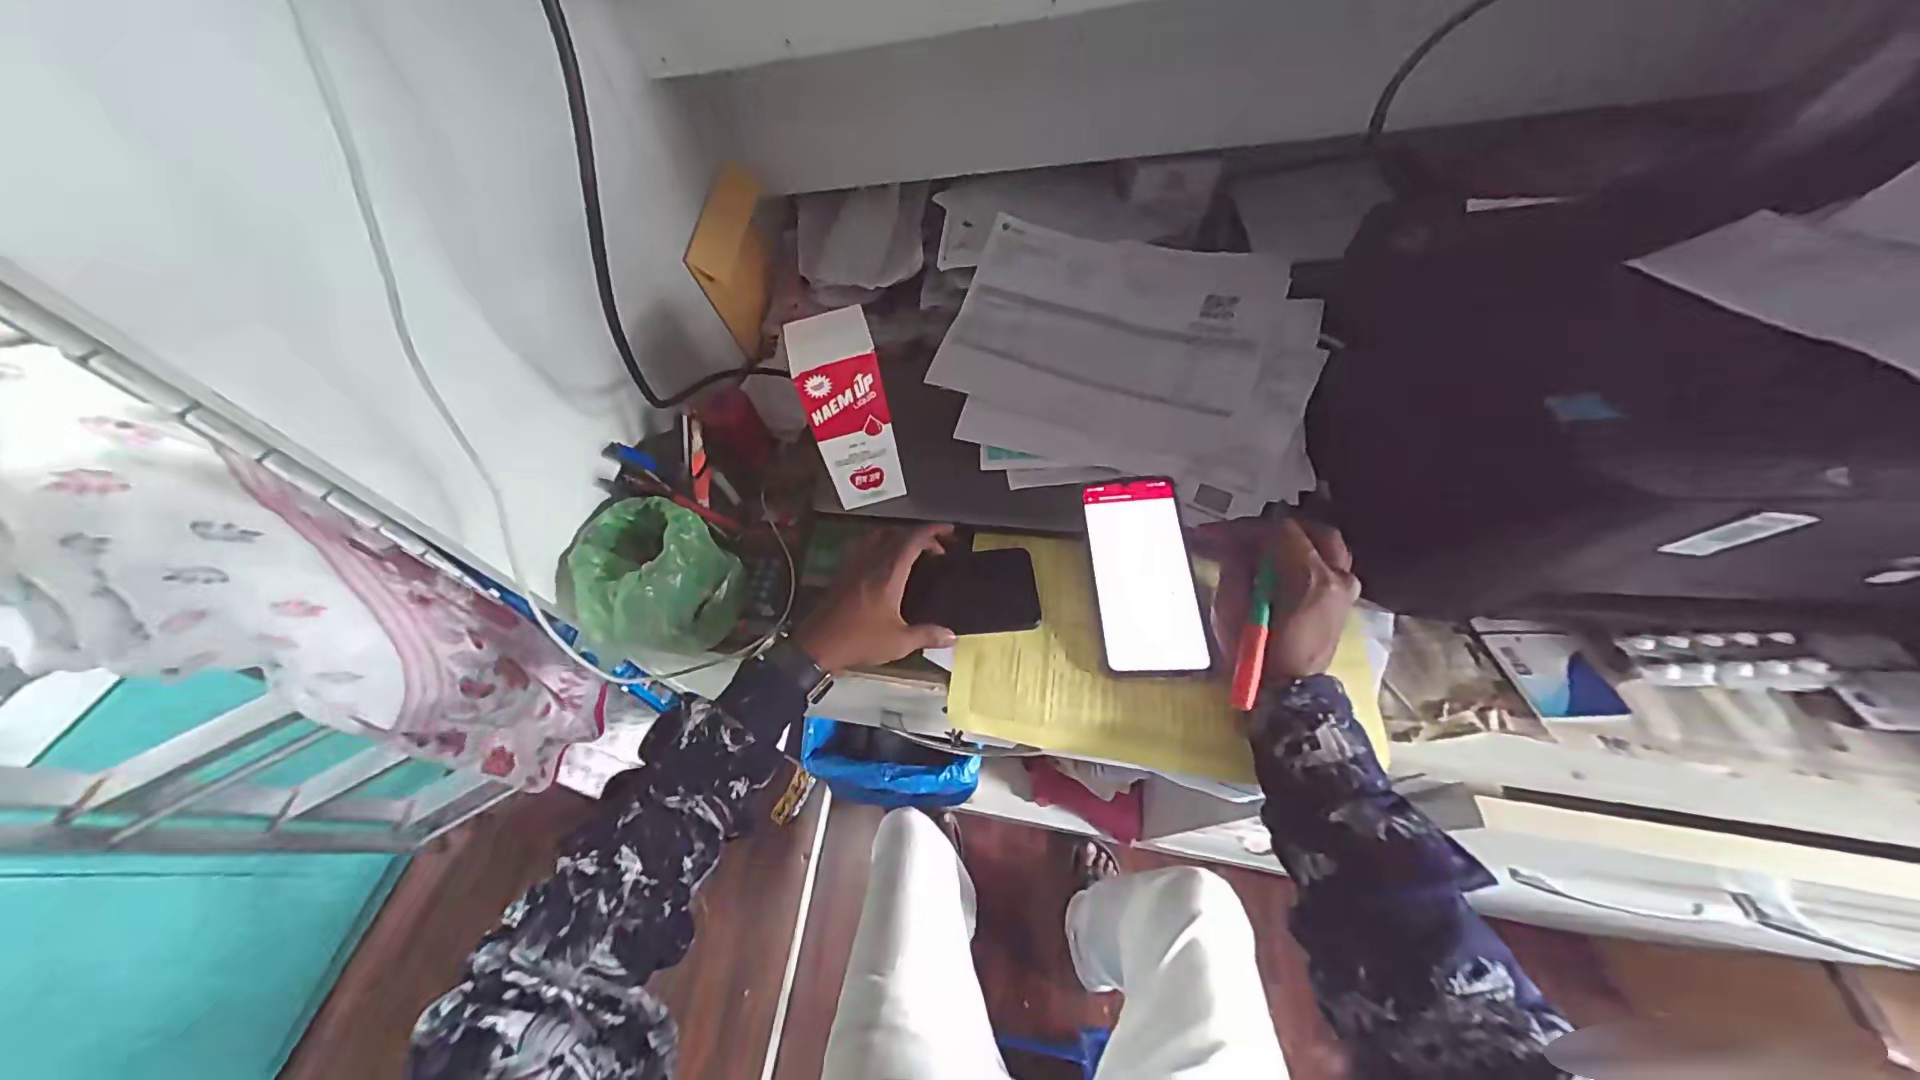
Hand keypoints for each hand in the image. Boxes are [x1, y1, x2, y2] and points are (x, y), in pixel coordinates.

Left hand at [793, 524, 957, 672]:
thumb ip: (927, 635)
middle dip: (920, 535)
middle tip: (936, 547)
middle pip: (898, 533)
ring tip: (912, 549)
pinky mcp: (842, 571)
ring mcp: (854, 564)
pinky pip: (864, 545)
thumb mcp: (899, 642)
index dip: (933, 531)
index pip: (913, 539)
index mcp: (889, 573)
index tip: (948, 531)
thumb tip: (952, 636)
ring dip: (898, 536)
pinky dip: (880, 544)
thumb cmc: (860, 640)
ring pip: (878, 535)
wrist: (818, 645)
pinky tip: (883, 560)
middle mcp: (871, 561)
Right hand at [1193, 518, 1360, 681]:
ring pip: (1323, 542)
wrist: (1291, 692)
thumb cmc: (1258, 656)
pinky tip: (1282, 565)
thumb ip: (1234, 569)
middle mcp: (1336, 576)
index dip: (1244, 528)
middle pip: (1305, 529)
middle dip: (1267, 529)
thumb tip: (1232, 544)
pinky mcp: (1344, 598)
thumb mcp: (1232, 611)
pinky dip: (1306, 554)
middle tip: (1237, 538)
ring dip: (1291, 539)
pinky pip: (1329, 560)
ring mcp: (1346, 587)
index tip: (1217, 534)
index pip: (1279, 531)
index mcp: (1309, 578)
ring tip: (1260, 548)